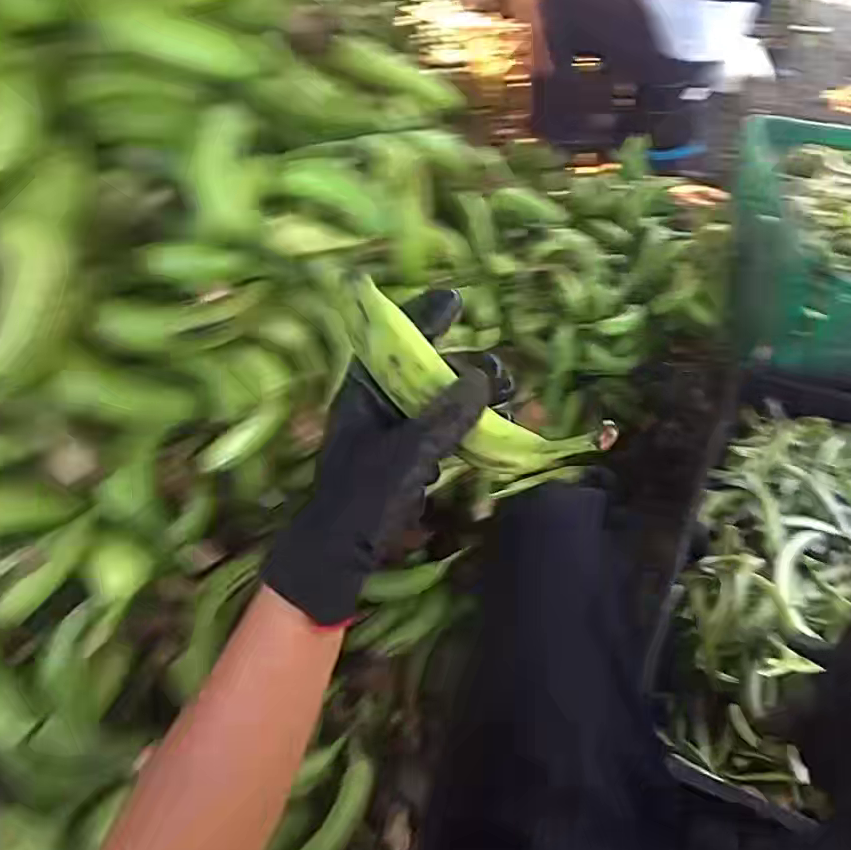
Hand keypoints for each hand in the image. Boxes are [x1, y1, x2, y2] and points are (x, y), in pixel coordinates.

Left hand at [262, 295, 486, 627]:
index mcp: (365, 391)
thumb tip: (482, 379)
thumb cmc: (365, 495)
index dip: (423, 317)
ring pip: (440, 400)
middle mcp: (380, 403)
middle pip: (428, 371)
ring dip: (475, 400)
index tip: (454, 300)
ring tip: (507, 405)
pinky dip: (467, 426)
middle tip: (503, 378)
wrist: (343, 549)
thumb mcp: (407, 452)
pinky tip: (488, 431)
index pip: (394, 341)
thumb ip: (444, 416)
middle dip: (469, 369)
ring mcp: (394, 429)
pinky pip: (443, 428)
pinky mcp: (408, 454)